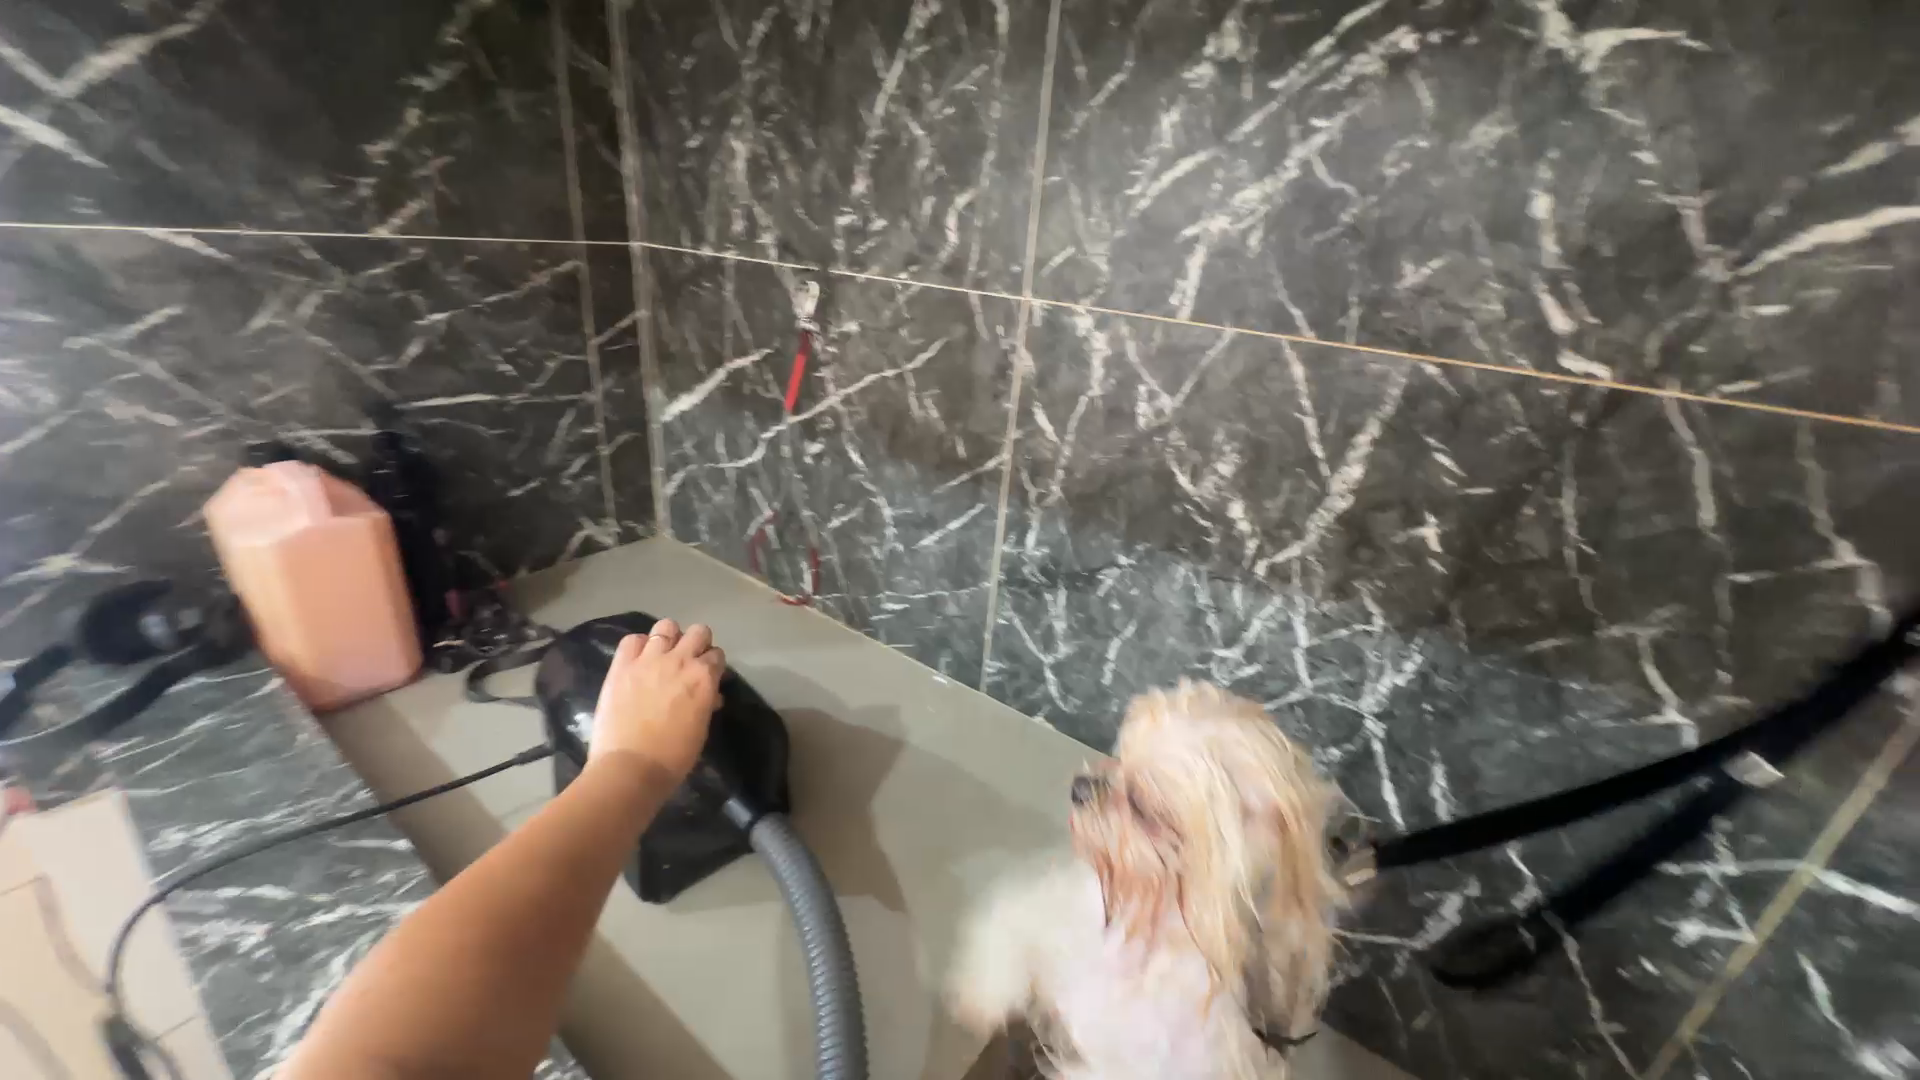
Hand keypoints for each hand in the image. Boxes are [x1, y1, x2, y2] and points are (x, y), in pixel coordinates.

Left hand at [589, 619, 724, 783]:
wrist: (630, 768)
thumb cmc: (674, 756)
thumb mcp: (701, 728)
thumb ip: (706, 703)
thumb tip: (709, 695)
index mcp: (705, 677)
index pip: (717, 655)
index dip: (713, 665)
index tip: (708, 676)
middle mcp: (680, 660)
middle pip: (699, 632)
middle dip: (698, 644)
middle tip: (689, 662)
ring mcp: (649, 660)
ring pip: (666, 626)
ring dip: (669, 638)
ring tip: (663, 655)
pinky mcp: (622, 666)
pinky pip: (631, 640)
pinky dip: (638, 646)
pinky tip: (638, 660)